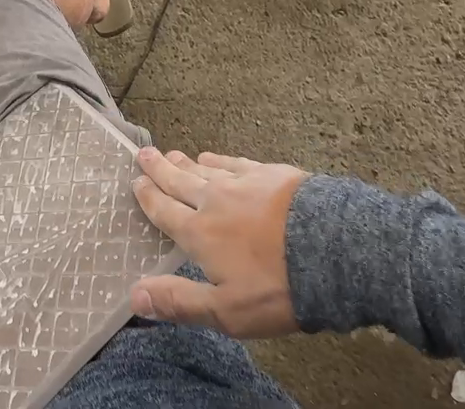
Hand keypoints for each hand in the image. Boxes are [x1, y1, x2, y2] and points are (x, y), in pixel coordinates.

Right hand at [129, 147, 308, 337]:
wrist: (331, 249)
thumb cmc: (277, 288)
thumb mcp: (226, 310)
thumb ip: (179, 301)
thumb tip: (133, 294)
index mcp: (199, 233)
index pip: (165, 212)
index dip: (148, 197)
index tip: (135, 181)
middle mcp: (213, 201)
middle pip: (179, 182)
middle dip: (160, 170)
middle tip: (143, 153)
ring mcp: (242, 183)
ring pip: (205, 170)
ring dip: (186, 163)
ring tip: (172, 154)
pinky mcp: (269, 174)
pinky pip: (235, 163)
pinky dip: (220, 161)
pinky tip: (214, 158)